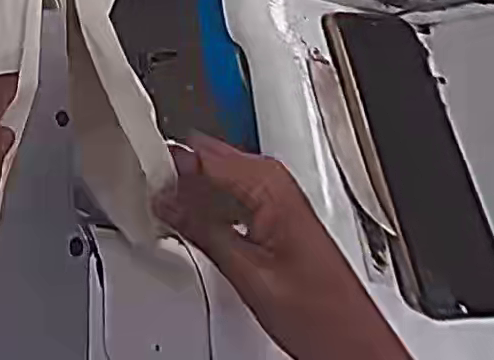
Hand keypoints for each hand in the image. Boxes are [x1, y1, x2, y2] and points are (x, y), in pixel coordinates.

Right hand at [154, 135, 412, 359]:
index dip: (166, 161)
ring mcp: (272, 191)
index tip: (138, 171)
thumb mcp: (246, 272)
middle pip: (206, 157)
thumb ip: (200, 227)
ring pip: (213, 172)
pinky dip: (204, 200)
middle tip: (144, 190)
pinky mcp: (270, 207)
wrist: (354, 346)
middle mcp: (271, 177)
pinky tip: (188, 221)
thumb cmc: (320, 315)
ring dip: (187, 187)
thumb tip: (164, 199)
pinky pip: (226, 189)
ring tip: (160, 207)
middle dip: (174, 172)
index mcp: (266, 182)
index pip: (201, 153)